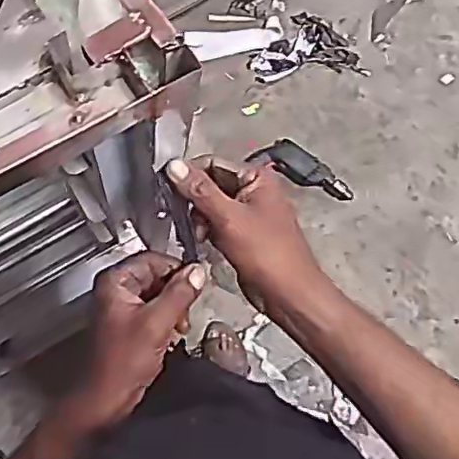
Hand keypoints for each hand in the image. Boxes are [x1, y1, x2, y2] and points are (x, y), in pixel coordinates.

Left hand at [57, 252, 206, 434]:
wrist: (106, 401)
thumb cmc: (117, 366)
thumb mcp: (156, 323)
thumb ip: (179, 294)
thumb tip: (195, 273)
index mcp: (114, 282)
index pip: (152, 258)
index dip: (175, 269)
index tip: (193, 281)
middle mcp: (115, 292)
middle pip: (156, 276)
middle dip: (175, 292)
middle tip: (185, 307)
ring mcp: (121, 310)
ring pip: (157, 295)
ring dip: (173, 308)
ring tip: (177, 324)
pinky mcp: (130, 327)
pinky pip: (154, 313)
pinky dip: (167, 321)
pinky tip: (170, 335)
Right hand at [165, 157, 330, 317]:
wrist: (289, 295)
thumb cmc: (272, 257)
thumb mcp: (228, 218)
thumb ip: (200, 190)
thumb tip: (176, 167)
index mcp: (257, 178)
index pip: (212, 163)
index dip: (189, 174)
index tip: (169, 185)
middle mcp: (254, 192)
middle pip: (209, 185)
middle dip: (195, 202)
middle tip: (188, 217)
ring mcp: (248, 214)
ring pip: (210, 207)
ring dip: (199, 220)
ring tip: (200, 234)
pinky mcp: (242, 234)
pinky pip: (216, 225)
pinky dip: (207, 233)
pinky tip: (205, 242)